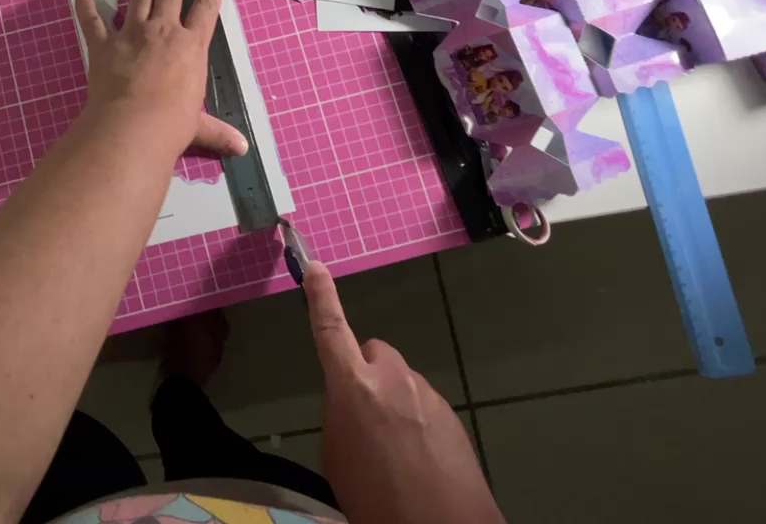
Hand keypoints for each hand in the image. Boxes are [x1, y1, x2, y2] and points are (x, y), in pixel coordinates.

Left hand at [72, 0, 247, 161]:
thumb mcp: (198, 126)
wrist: (132, 127)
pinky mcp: (104, 46)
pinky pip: (93, 22)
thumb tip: (241, 148)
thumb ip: (217, 131)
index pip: (207, 8)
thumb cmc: (171, 124)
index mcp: (191, 47)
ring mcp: (132, 35)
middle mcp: (163, 32)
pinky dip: (86, 8)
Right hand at [306, 260, 503, 523]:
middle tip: (364, 417)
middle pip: (372, 353)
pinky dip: (416, 422)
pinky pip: (422, 404)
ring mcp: (425, 393)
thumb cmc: (375, 500)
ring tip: (395, 452)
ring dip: (392, 402)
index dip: (321, 295)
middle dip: (365, 373)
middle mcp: (391, 378)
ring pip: (399, 382)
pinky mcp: (450, 413)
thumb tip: (351, 398)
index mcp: (353, 386)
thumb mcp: (336, 456)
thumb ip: (339, 413)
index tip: (315, 266)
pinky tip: (419, 461)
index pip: (330, 328)